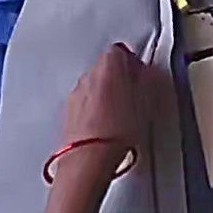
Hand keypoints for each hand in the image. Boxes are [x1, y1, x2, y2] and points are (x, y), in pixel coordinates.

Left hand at [58, 43, 152, 173]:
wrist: (89, 161)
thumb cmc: (119, 128)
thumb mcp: (147, 98)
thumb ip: (146, 78)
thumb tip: (145, 73)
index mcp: (109, 63)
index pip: (120, 51)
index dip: (132, 63)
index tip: (140, 76)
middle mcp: (88, 74)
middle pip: (105, 67)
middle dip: (117, 79)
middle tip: (132, 96)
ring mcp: (75, 94)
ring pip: (93, 87)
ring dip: (103, 96)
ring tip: (118, 118)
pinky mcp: (66, 115)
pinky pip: (83, 106)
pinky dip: (92, 112)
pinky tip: (104, 130)